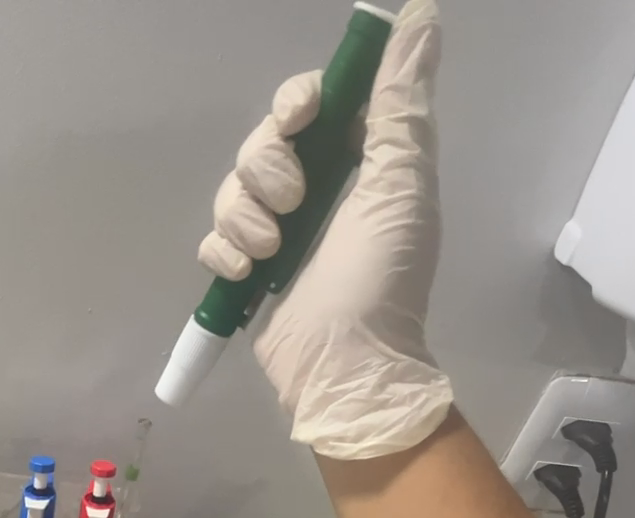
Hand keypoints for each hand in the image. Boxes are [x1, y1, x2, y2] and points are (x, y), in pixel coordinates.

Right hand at [197, 0, 451, 459]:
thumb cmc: (380, 280)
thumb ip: (402, 107)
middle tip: (293, 208)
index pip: (312, 104)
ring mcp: (273, 231)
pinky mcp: (243, 270)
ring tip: (270, 255)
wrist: (341, 365)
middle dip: (268, 171)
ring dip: (245, 219)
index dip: (297, 101)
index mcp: (355, 163)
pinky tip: (248, 277)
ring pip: (230, 190)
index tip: (300, 118)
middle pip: (262, 144)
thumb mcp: (400, 189)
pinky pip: (212, 240)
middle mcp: (312, 190)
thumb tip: (422, 14)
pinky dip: (225, 254)